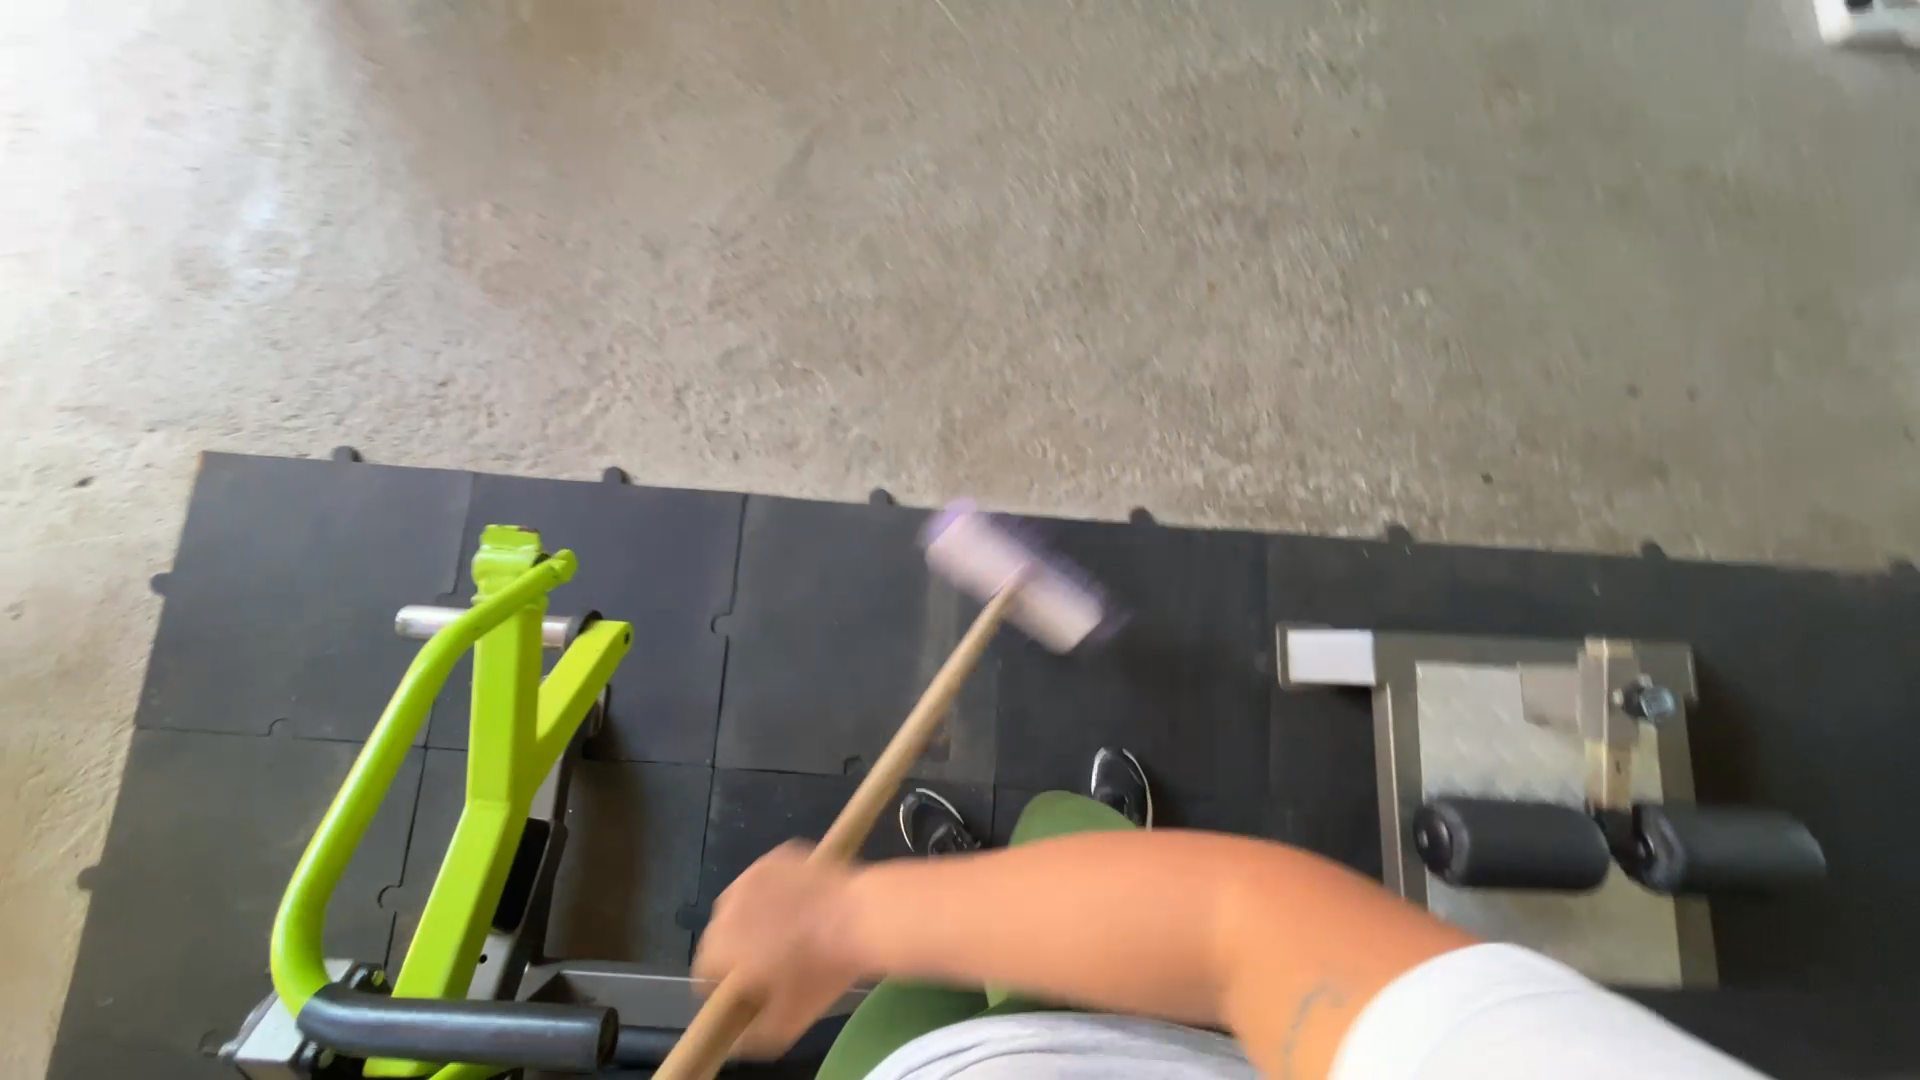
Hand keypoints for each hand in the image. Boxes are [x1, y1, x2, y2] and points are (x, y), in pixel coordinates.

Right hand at [691, 841, 866, 1056]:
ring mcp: (751, 876)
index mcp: (721, 949)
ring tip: (782, 924)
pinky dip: (773, 888)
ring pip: (739, 901)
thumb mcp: (787, 1023)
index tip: (747, 984)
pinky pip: (763, 877)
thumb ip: (752, 1036)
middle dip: (737, 944)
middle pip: (719, 932)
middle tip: (767, 955)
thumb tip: (740, 1035)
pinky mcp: (775, 855)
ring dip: (751, 914)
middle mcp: (726, 908)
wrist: (859, 916)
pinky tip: (796, 898)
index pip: (705, 970)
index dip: (725, 980)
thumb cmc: (821, 970)